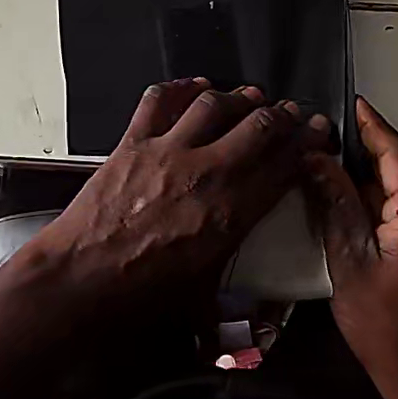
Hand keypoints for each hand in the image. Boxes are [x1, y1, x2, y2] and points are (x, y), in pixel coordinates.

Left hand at [27, 78, 327, 308]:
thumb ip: (235, 289)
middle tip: (291, 112)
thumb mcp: (202, 293)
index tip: (317, 135)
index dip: (308, 145)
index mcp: (230, 213)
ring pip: (215, 105)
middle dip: (284, 114)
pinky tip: (195, 86)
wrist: (81, 276)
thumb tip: (256, 312)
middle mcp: (205, 174)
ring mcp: (167, 153)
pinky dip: (180, 87)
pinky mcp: (133, 143)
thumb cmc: (137, 289)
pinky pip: (160, 100)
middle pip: (260, 126)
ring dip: (239, 98)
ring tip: (250, 98)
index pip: (285, 166)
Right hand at [304, 97, 397, 398]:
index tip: (352, 103)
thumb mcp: (352, 268)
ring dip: (381, 189)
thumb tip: (317, 160)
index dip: (371, 126)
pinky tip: (369, 222)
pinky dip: (397, 214)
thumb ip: (337, 207)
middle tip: (327, 147)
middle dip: (368, 160)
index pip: (396, 152)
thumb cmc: (391, 336)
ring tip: (339, 182)